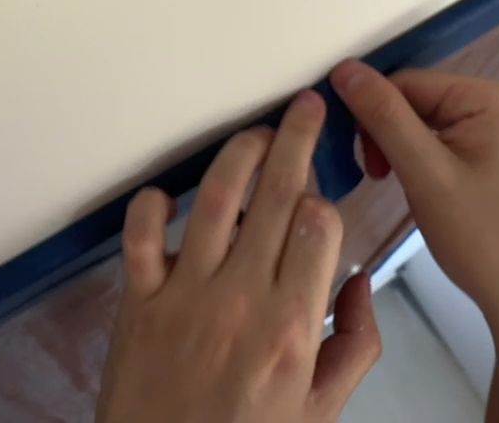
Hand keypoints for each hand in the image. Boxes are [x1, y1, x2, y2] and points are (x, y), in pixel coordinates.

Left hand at [97, 90, 381, 422]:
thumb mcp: (320, 414)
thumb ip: (355, 347)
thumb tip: (360, 281)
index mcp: (291, 328)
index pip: (317, 225)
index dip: (324, 199)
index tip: (320, 197)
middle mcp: (240, 300)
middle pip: (274, 192)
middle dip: (297, 137)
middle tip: (307, 107)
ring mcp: (185, 295)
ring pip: (215, 197)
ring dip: (239, 152)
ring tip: (257, 134)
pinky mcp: (138, 299)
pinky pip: (140, 233)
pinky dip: (151, 203)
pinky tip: (169, 193)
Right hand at [329, 59, 498, 422]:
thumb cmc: (485, 239)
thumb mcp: (426, 173)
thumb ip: (383, 115)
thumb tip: (344, 68)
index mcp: (492, 96)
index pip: (407, 81)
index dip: (373, 111)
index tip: (360, 157)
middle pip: (417, 99)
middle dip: (388, 133)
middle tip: (378, 176)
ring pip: (425, 122)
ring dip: (401, 149)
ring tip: (399, 186)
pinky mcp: (496, 157)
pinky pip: (442, 142)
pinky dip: (420, 161)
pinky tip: (419, 189)